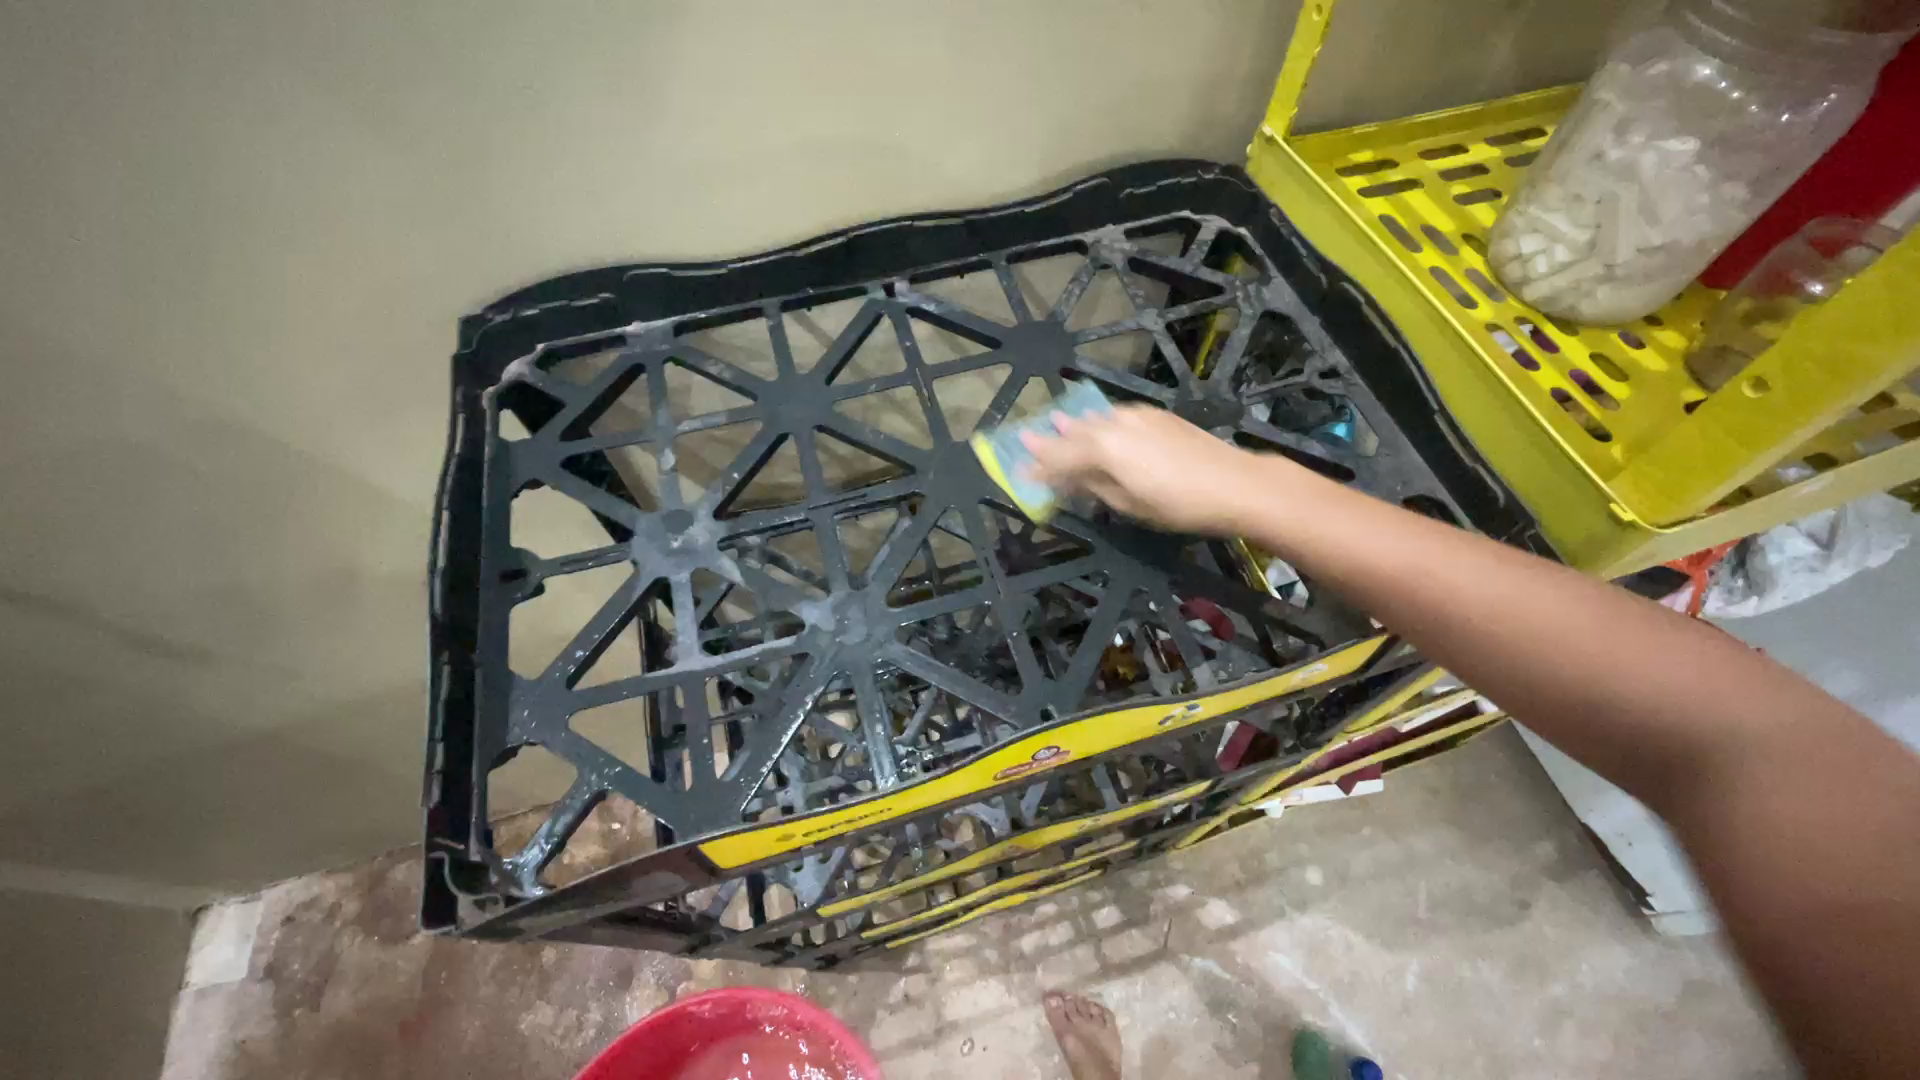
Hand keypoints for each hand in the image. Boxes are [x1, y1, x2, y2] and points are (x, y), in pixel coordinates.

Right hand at [1019, 405, 1272, 534]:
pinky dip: (1100, 423)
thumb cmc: (1177, 504)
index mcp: (1103, 449)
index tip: (1018, 468)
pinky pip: (1116, 417)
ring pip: (1096, 420)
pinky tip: (1099, 426)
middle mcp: (1114, 424)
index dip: (1038, 465)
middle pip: (1074, 433)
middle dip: (1050, 439)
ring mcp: (1137, 416)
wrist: (1233, 483)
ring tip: (1056, 422)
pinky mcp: (1156, 416)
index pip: (1060, 457)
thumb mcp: (1128, 504)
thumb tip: (1071, 480)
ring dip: (1075, 426)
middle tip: (1025, 436)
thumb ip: (1093, 486)